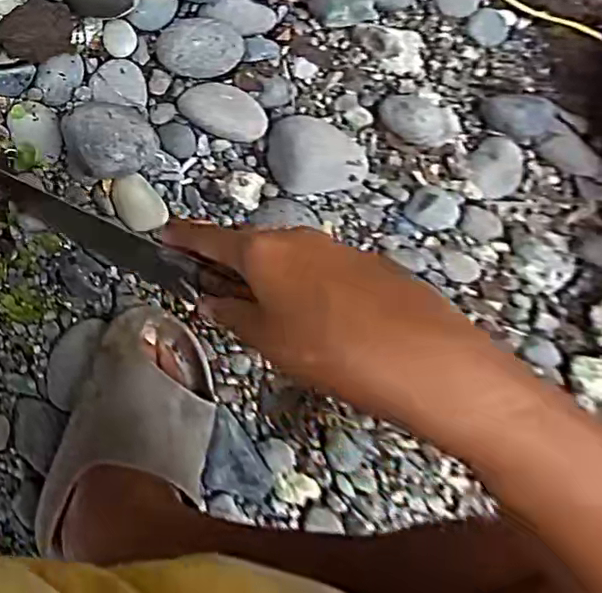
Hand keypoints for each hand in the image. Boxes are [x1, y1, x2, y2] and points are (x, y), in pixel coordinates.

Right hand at [162, 219, 528, 446]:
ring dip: (278, 279)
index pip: (203, 236)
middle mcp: (298, 240)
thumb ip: (229, 314)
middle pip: (250, 247)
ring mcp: (346, 253)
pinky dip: (318, 290)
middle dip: (233, 266)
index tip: (161, 235)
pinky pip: (332, 273)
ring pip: (293, 260)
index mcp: (260, 250)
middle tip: (222, 293)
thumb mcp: (266, 341)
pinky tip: (333, 326)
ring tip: (283, 317)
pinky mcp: (386, 272)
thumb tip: (213, 302)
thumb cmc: (341, 356)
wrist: (453, 379)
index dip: (178, 237)